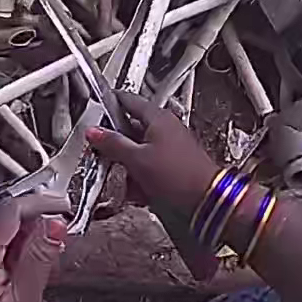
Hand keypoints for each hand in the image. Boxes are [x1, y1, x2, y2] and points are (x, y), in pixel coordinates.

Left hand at [0, 195, 66, 301]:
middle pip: (3, 215)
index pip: (12, 209)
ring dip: (19, 238)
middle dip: (32, 225)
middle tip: (53, 246)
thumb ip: (40, 258)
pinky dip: (4, 248)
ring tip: (31, 270)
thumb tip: (56, 224)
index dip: (41, 205)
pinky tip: (14, 273)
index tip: (64, 209)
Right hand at [82, 91, 219, 234]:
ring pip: (138, 148)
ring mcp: (170, 145)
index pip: (128, 100)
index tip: (95, 108)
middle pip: (131, 127)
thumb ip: (112, 143)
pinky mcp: (173, 164)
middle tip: (102, 150)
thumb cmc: (178, 175)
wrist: (207, 201)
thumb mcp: (136, 159)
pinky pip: (149, 164)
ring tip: (122, 176)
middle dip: (116, 142)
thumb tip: (94, 132)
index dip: (109, 103)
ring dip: (127, 162)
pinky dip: (140, 174)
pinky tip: (137, 189)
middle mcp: (165, 127)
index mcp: (157, 117)